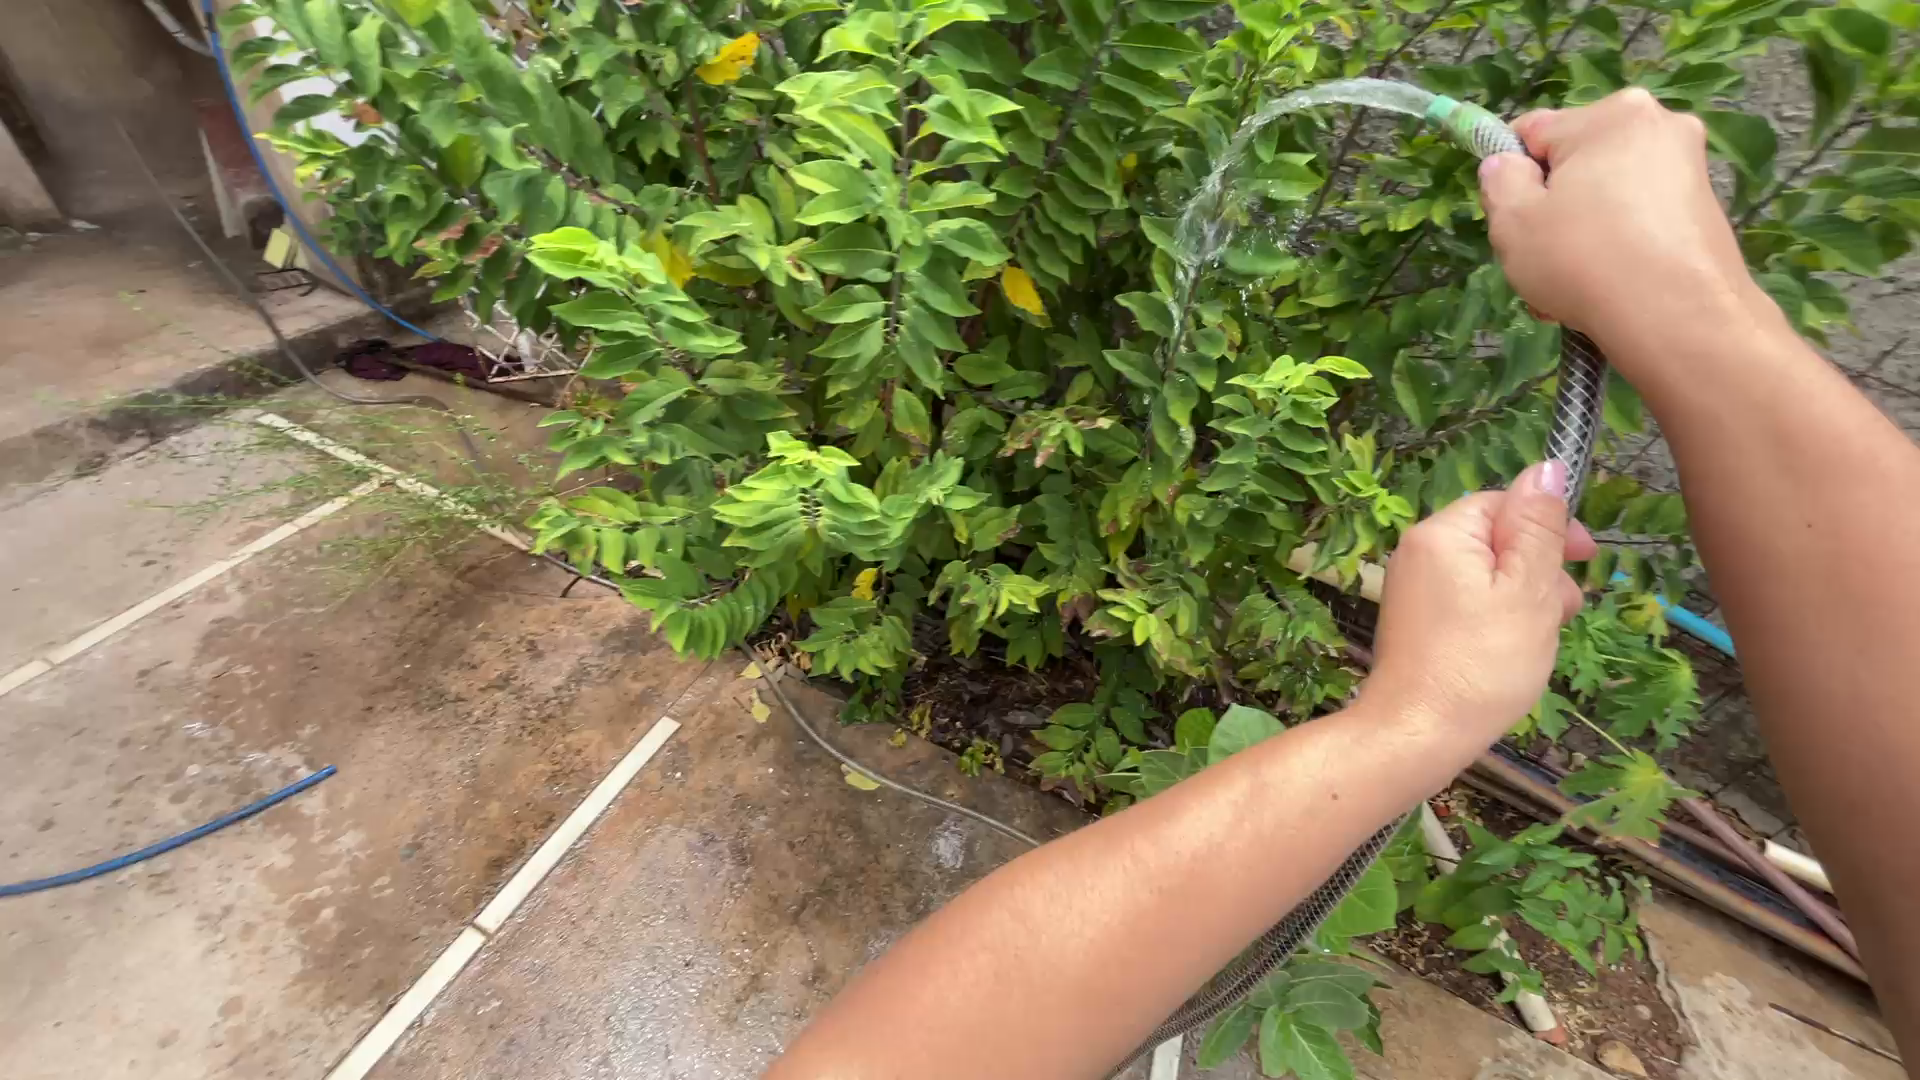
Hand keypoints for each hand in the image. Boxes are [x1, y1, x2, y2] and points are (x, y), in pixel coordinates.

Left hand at [1363, 461, 1596, 741]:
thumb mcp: (1528, 588)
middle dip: (1539, 570)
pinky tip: (1512, 650)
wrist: (1420, 726)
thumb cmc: (1482, 659)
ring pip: (1488, 574)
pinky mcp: (1416, 618)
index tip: (1586, 559)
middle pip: (1496, 539)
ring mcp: (1412, 587)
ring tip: (1536, 637)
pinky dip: (1499, 618)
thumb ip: (1539, 527)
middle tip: (1558, 611)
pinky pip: (1469, 600)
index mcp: (1438, 534)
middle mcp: (1416, 552)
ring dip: (1525, 598)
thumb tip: (1547, 466)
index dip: (1549, 526)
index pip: (1502, 502)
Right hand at [1478, 89, 1770, 383]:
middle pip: (1571, 162)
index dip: (1507, 172)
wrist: (1671, 310)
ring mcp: (1685, 162)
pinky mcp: (1699, 201)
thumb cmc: (1579, 258)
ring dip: (1572, 232)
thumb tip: (1502, 164)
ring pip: (1599, 193)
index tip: (1504, 214)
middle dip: (1546, 205)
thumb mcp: (1512, 221)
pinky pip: (1631, 214)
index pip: (1532, 130)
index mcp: (1608, 116)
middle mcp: (1657, 123)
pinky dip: (1608, 243)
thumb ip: (1499, 182)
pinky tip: (1596, 283)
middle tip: (1532, 254)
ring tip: (1562, 281)